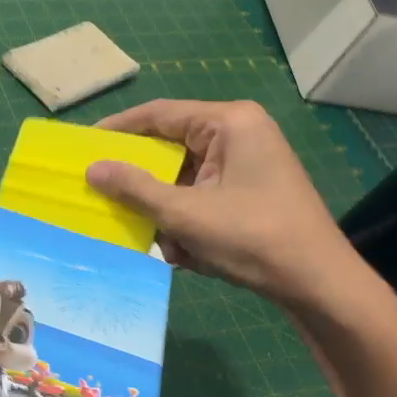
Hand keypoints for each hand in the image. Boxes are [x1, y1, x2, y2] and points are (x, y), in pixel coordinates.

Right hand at [85, 100, 371, 307]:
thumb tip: (92, 169)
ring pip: (182, 178)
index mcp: (229, 123)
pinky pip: (200, 197)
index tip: (81, 146)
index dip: (117, 129)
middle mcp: (238, 134)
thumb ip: (134, 188)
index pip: (159, 114)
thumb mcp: (184, 213)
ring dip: (164, 210)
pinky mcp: (247, 193)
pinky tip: (184, 252)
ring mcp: (245, 165)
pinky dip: (185, 222)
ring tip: (155, 237)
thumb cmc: (251, 236)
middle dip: (142, 181)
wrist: (315, 282)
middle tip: (103, 195)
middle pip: (170, 148)